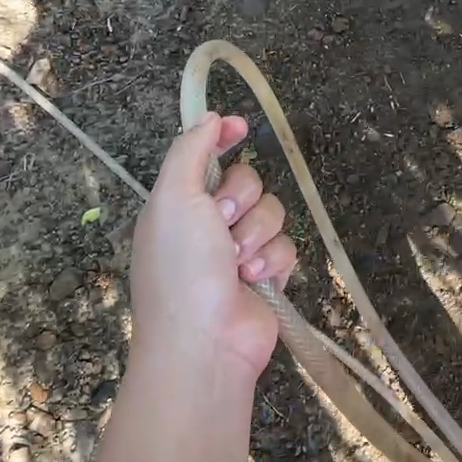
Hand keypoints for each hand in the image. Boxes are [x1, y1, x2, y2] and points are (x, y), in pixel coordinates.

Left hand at [129, 113, 297, 380]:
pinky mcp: (266, 275)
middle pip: (248, 180)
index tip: (240, 127)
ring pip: (272, 211)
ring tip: (239, 262)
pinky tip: (255, 280)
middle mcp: (208, 225)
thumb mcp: (174, 198)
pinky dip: (272, 260)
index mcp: (179, 205)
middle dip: (242, 199)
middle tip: (222, 224)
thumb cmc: (182, 269)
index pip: (205, 156)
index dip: (223, 137)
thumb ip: (191, 151)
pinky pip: (286, 245)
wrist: (204, 345)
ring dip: (257, 234)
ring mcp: (239, 251)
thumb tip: (209, 117)